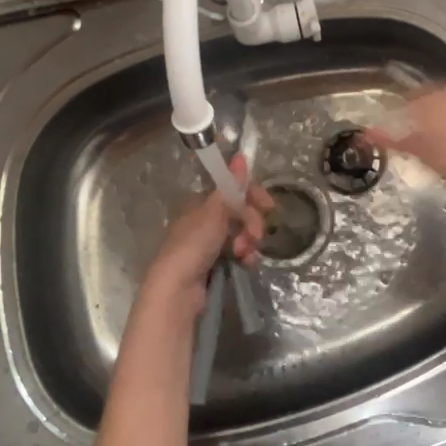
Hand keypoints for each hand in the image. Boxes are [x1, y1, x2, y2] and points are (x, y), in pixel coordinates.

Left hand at [141, 154, 273, 307]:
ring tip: (245, 253)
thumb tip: (240, 156)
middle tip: (256, 234)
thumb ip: (231, 186)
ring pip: (241, 233)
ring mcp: (209, 244)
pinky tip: (246, 263)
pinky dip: (245, 256)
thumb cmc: (193, 244)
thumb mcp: (215, 211)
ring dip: (249, 241)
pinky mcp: (213, 264)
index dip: (252, 195)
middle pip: (239, 212)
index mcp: (201, 203)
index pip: (232, 190)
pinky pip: (237, 253)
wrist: (176, 290)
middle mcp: (204, 220)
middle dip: (252, 222)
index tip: (269, 205)